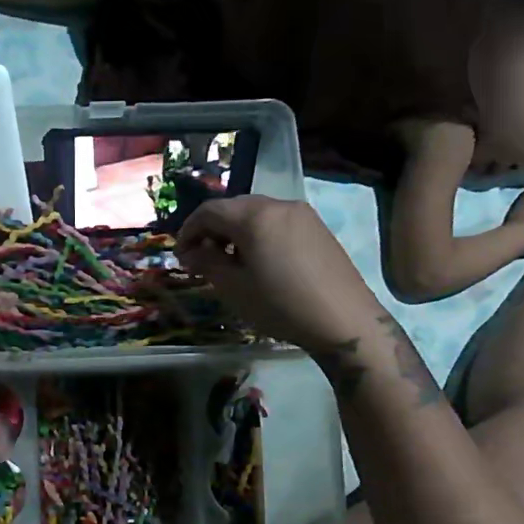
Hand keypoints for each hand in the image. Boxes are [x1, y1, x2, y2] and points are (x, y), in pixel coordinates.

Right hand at [176, 195, 383, 353]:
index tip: (181, 255)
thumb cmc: (280, 304)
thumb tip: (191, 253)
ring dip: (235, 233)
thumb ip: (207, 263)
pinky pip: (277, 223)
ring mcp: (302, 214)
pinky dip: (258, 235)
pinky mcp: (317, 228)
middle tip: (201, 259)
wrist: (342, 319)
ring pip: (257, 214)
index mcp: (255, 216)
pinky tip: (258, 262)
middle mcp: (279, 205)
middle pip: (234, 208)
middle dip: (212, 230)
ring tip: (229, 263)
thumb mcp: (235, 288)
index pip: (210, 211)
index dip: (189, 230)